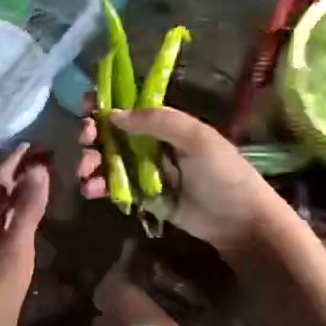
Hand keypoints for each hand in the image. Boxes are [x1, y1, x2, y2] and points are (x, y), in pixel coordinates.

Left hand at [0, 144, 51, 325]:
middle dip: (18, 169)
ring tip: (42, 176)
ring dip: (20, 188)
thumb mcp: (16, 247)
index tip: (35, 143)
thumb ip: (27, 209)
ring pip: (1, 205)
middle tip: (44, 155)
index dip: (15, 159)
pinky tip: (31, 215)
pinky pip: (5, 221)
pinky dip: (20, 209)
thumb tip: (39, 169)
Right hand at [77, 107, 284, 258]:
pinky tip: (91, 190)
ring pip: (106, 159)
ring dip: (90, 162)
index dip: (105, 103)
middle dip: (92, 134)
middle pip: (111, 133)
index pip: (129, 107)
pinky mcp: (140, 196)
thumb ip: (157, 122)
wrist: (240, 222)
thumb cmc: (223, 174)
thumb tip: (112, 115)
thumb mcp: (197, 139)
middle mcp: (150, 143)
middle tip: (85, 141)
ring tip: (86, 172)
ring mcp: (143, 171)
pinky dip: (97, 186)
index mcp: (164, 124)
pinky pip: (112, 186)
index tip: (87, 106)